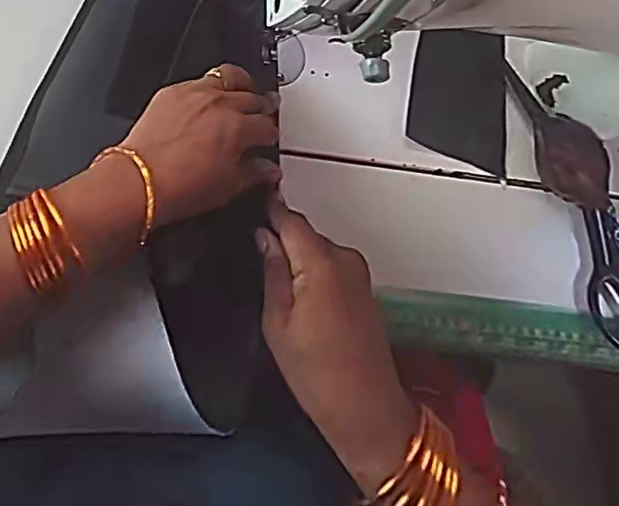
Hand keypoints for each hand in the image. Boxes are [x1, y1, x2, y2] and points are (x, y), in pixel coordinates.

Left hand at [117, 65, 279, 223]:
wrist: (139, 181)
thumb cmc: (177, 187)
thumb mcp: (227, 188)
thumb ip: (253, 174)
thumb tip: (267, 170)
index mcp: (238, 128)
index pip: (267, 126)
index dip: (271, 134)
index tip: (267, 139)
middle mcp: (219, 105)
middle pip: (253, 99)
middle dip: (262, 108)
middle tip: (263, 114)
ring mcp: (195, 94)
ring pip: (229, 77)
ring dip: (242, 85)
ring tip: (246, 89)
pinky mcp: (173, 91)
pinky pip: (200, 79)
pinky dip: (210, 86)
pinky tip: (210, 94)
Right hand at [259, 199, 418, 495]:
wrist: (367, 412)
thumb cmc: (319, 375)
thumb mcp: (276, 323)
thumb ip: (271, 271)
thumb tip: (264, 237)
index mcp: (320, 263)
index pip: (289, 218)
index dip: (268, 211)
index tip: (251, 206)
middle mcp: (344, 258)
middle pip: (303, 233)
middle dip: (282, 242)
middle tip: (259, 265)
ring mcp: (358, 272)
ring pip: (317, 248)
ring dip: (299, 259)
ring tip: (283, 295)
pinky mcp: (364, 285)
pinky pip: (331, 264)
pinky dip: (315, 272)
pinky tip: (304, 303)